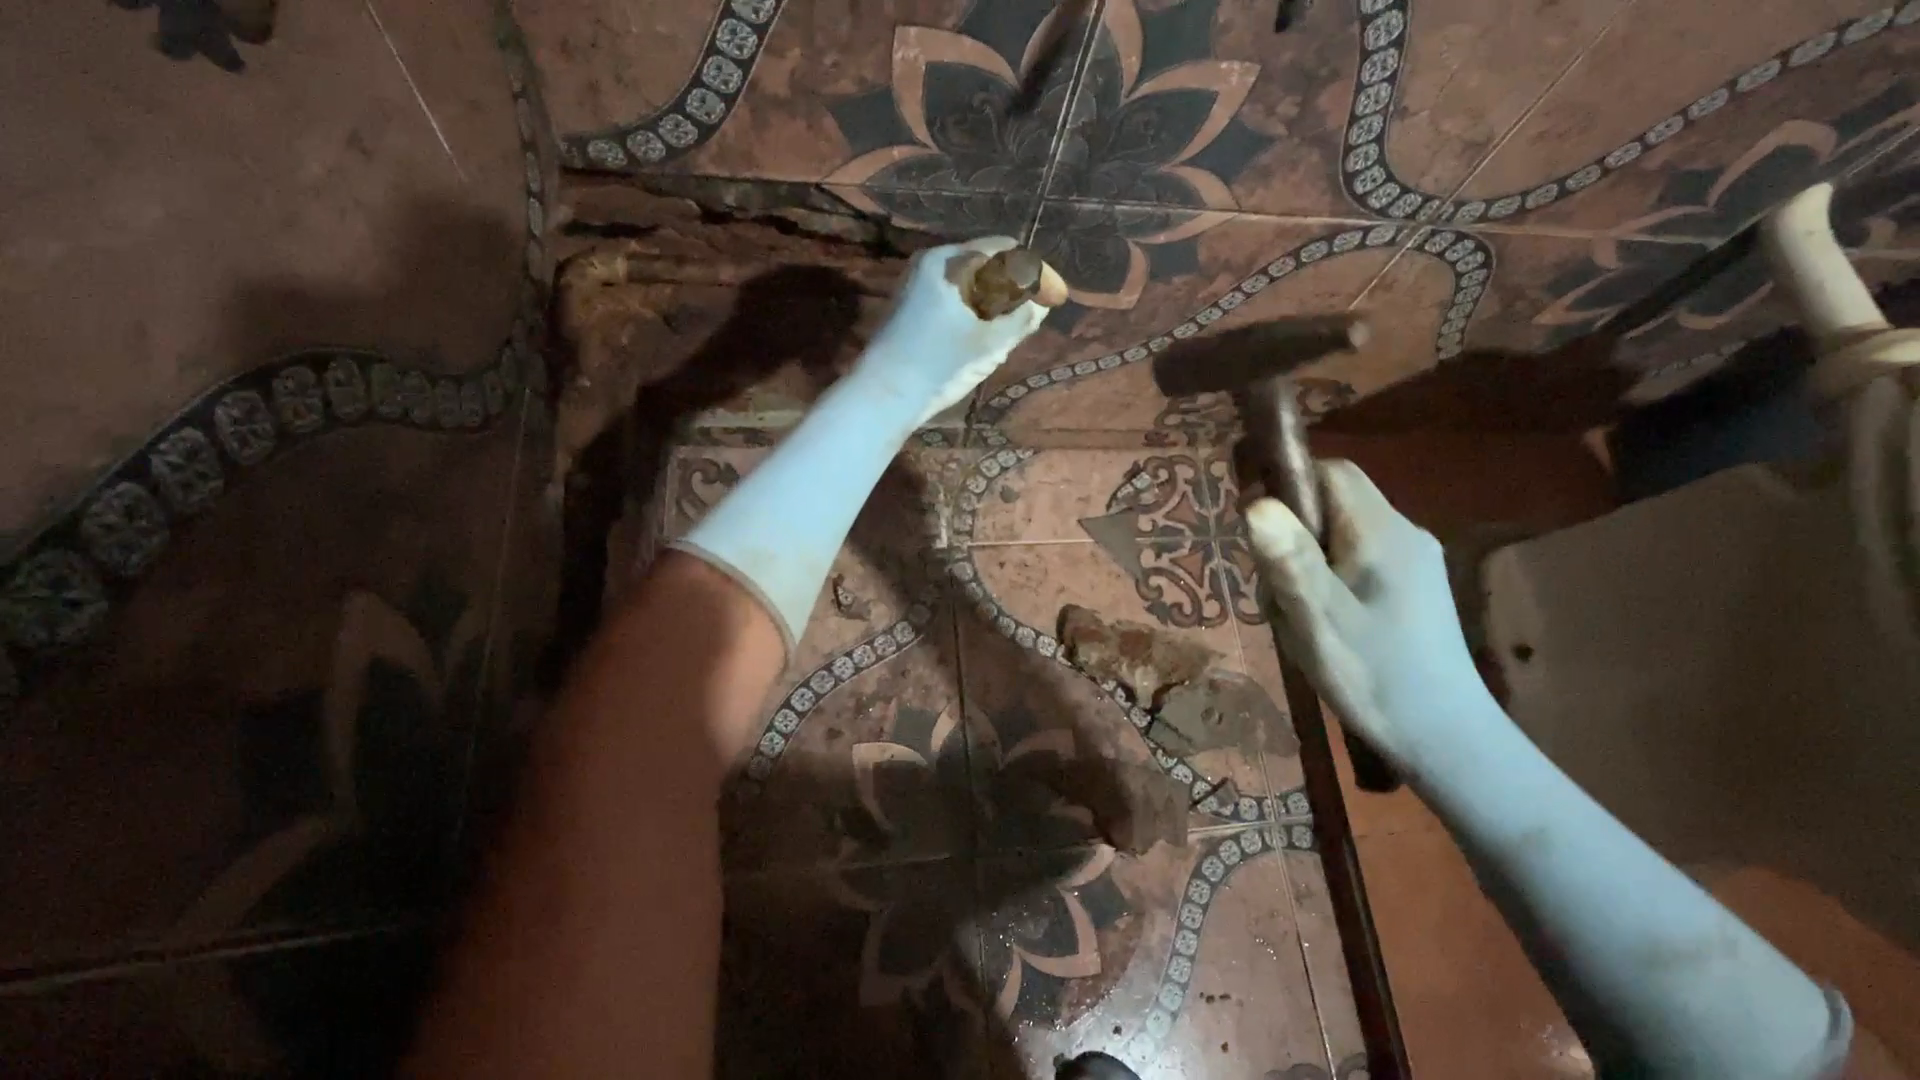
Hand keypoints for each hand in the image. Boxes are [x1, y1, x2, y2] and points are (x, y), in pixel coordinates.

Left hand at [857, 236, 1050, 424]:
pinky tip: (985, 336)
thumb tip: (1041, 305)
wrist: (884, 397)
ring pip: (970, 285)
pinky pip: (954, 299)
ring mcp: (917, 286)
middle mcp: (930, 264)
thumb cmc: (938, 365)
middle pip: (986, 265)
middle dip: (1014, 287)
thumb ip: (1021, 319)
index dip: (1033, 273)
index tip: (1054, 298)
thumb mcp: (989, 342)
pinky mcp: (912, 309)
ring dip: (995, 302)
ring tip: (1014, 328)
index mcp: (947, 261)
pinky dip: (974, 311)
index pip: (1003, 250)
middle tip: (1035, 315)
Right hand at [1244, 461, 1499, 767]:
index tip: (1256, 527)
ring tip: (1298, 620)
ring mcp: (1414, 562)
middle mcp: (1404, 533)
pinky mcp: (1414, 589)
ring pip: (1340, 538)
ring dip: (1306, 568)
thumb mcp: (1318, 618)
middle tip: (1276, 591)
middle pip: (1332, 505)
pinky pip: (1357, 564)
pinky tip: (1324, 629)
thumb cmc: (1373, 674)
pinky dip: (1329, 585)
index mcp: (1381, 531)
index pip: (1329, 472)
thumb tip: (1254, 503)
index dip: (1286, 484)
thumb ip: (1288, 559)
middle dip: (1291, 538)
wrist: (1444, 737)